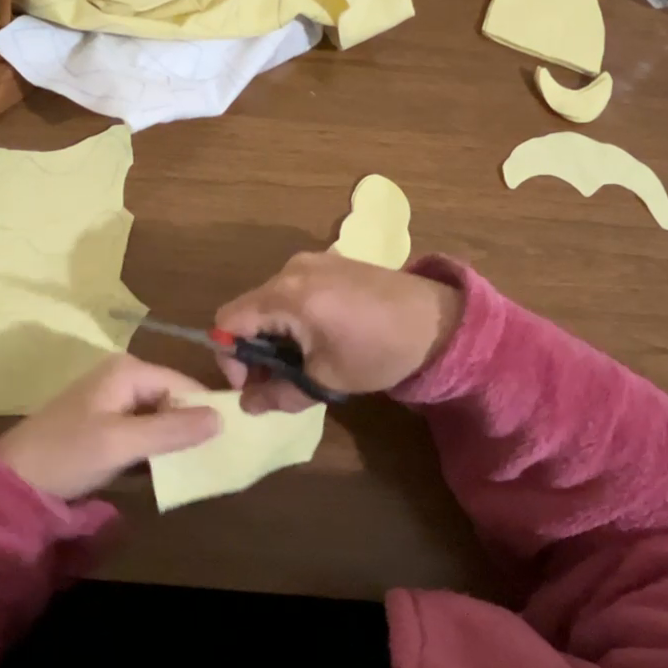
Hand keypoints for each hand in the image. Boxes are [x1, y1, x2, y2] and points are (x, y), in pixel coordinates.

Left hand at [0, 354, 221, 499]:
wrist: (13, 480)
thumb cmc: (68, 454)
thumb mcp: (122, 443)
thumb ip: (171, 430)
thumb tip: (221, 417)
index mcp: (127, 371)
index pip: (183, 382)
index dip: (206, 408)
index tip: (231, 439)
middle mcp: (121, 378)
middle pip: (172, 397)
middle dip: (191, 425)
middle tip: (217, 456)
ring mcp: (111, 401)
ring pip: (158, 416)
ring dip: (174, 440)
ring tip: (200, 465)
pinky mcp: (104, 426)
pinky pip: (142, 431)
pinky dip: (155, 448)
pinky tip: (168, 469)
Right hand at [214, 251, 463, 414]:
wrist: (439, 322)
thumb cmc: (379, 352)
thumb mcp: (326, 379)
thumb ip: (279, 393)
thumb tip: (249, 406)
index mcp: (286, 296)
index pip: (228, 322)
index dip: (229, 357)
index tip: (251, 386)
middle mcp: (291, 270)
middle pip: (248, 310)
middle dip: (253, 350)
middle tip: (275, 382)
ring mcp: (311, 261)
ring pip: (270, 301)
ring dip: (273, 335)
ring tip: (300, 363)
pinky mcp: (329, 262)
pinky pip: (292, 291)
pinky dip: (291, 318)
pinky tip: (318, 339)